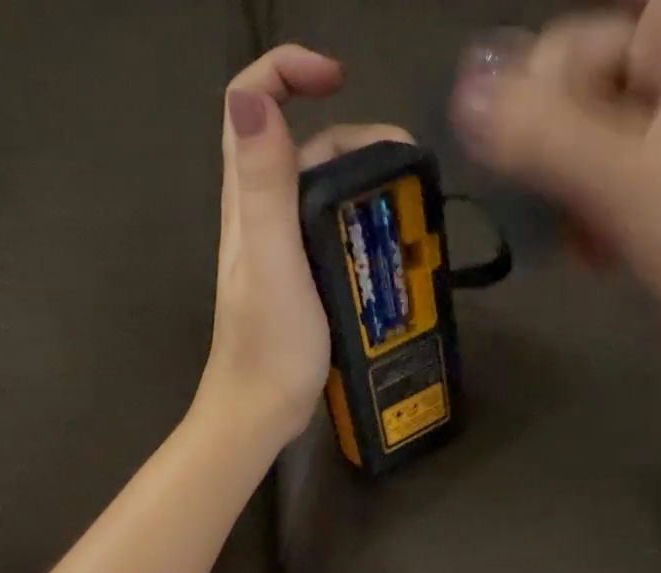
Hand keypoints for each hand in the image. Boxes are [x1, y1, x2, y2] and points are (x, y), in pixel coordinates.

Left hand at [197, 45, 414, 446]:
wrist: (261, 413)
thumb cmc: (270, 346)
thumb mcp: (272, 262)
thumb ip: (263, 185)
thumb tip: (250, 98)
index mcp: (248, 198)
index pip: (250, 101)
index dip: (288, 71)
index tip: (342, 80)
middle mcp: (261, 211)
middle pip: (304, 142)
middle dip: (355, 134)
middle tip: (409, 163)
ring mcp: (282, 244)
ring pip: (324, 186)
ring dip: (368, 178)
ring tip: (413, 204)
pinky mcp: (302, 273)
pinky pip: (334, 226)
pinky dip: (365, 218)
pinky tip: (394, 240)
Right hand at [451, 4, 660, 376]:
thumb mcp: (631, 185)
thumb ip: (541, 135)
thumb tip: (459, 94)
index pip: (571, 35)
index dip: (543, 95)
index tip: (539, 162)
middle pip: (569, 83)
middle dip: (555, 154)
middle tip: (572, 206)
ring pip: (574, 138)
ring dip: (565, 192)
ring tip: (592, 237)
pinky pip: (594, 174)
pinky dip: (585, 211)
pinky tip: (600, 249)